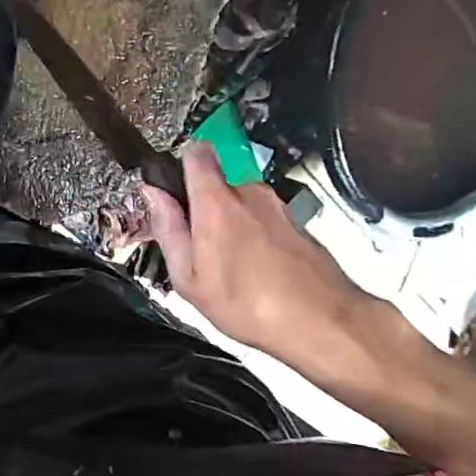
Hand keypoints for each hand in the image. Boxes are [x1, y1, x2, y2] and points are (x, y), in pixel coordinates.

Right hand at [144, 143, 373, 358]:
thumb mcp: (190, 278)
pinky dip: (257, 240)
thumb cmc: (250, 306)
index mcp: (216, 203)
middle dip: (206, 212)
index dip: (181, 165)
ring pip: (241, 207)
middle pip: (217, 187)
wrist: (321, 322)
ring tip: (234, 271)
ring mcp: (277, 206)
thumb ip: (168, 229)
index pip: (196, 153)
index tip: (175, 190)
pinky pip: (264, 221)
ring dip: (233, 229)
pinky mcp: (296, 222)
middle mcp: (249, 194)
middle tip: (203, 253)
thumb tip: (154, 195)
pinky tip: (259, 275)